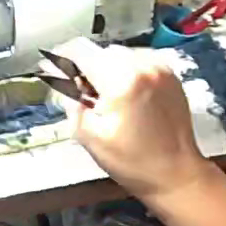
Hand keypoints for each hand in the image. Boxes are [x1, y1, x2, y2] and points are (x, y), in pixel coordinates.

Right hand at [59, 40, 215, 206]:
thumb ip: (71, 102)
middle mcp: (143, 66)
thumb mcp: (87, 135)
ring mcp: (160, 69)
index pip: (81, 51)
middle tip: (80, 93)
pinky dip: (125, 71)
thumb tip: (63, 79)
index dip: (61, 58)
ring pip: (119, 54)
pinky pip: (138, 61)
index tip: (49, 68)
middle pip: (100, 52)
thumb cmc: (130, 160)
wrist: (176, 175)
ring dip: (105, 68)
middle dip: (85, 68)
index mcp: (121, 80)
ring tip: (104, 96)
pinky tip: (124, 94)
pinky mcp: (170, 75)